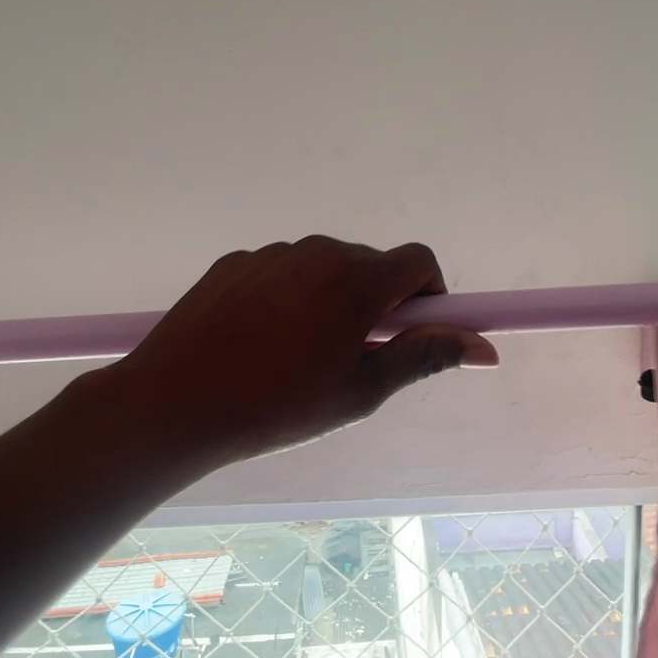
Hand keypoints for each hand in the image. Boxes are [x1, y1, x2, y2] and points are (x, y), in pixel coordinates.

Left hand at [90, 236, 498, 467]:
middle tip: (354, 354)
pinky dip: (290, 295)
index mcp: (357, 280)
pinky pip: (283, 270)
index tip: (412, 330)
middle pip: (372, 263)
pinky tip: (261, 340)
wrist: (174, 403)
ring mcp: (272, 252)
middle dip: (378, 300)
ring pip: (325, 266)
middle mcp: (318, 251)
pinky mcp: (236, 261)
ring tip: (301, 353)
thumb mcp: (361, 392)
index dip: (429, 293)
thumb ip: (423, 358)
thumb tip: (483, 347)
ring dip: (332, 297)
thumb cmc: (278, 406)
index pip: (419, 260)